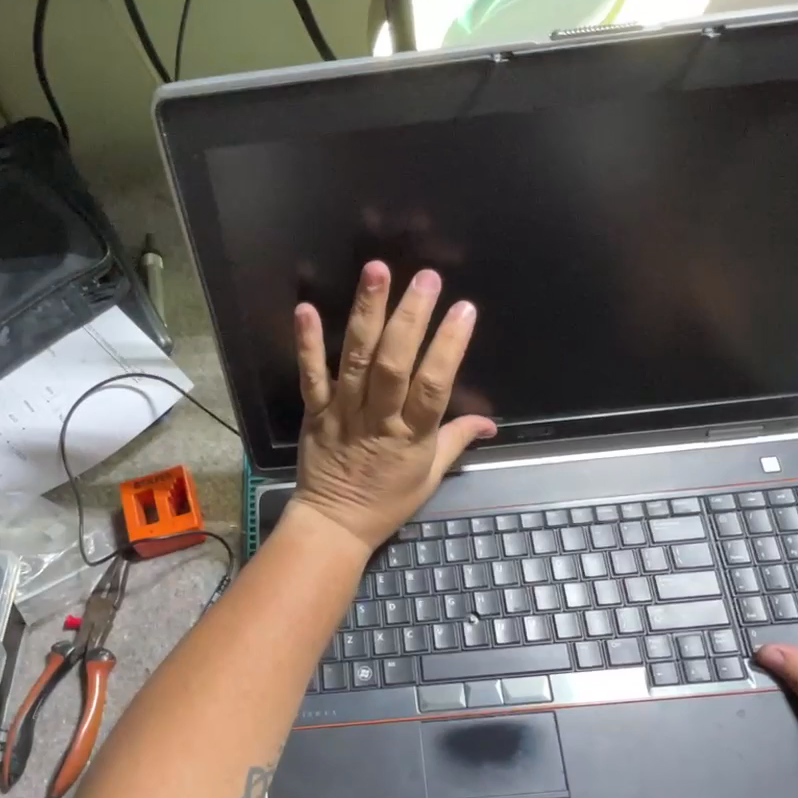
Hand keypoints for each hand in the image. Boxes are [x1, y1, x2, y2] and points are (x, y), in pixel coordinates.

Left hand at [289, 261, 495, 549]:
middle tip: (426, 277)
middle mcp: (378, 420)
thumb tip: (490, 421)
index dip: (449, 347)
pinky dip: (307, 345)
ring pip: (355, 361)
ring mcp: (343, 414)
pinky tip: (306, 309)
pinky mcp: (315, 414)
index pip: (434, 386)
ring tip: (376, 272)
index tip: (464, 310)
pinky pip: (310, 377)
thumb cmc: (386, 502)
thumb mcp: (430, 476)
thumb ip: (457, 440)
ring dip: (367, 314)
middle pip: (394, 365)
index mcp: (412, 437)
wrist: (334, 525)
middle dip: (411, 318)